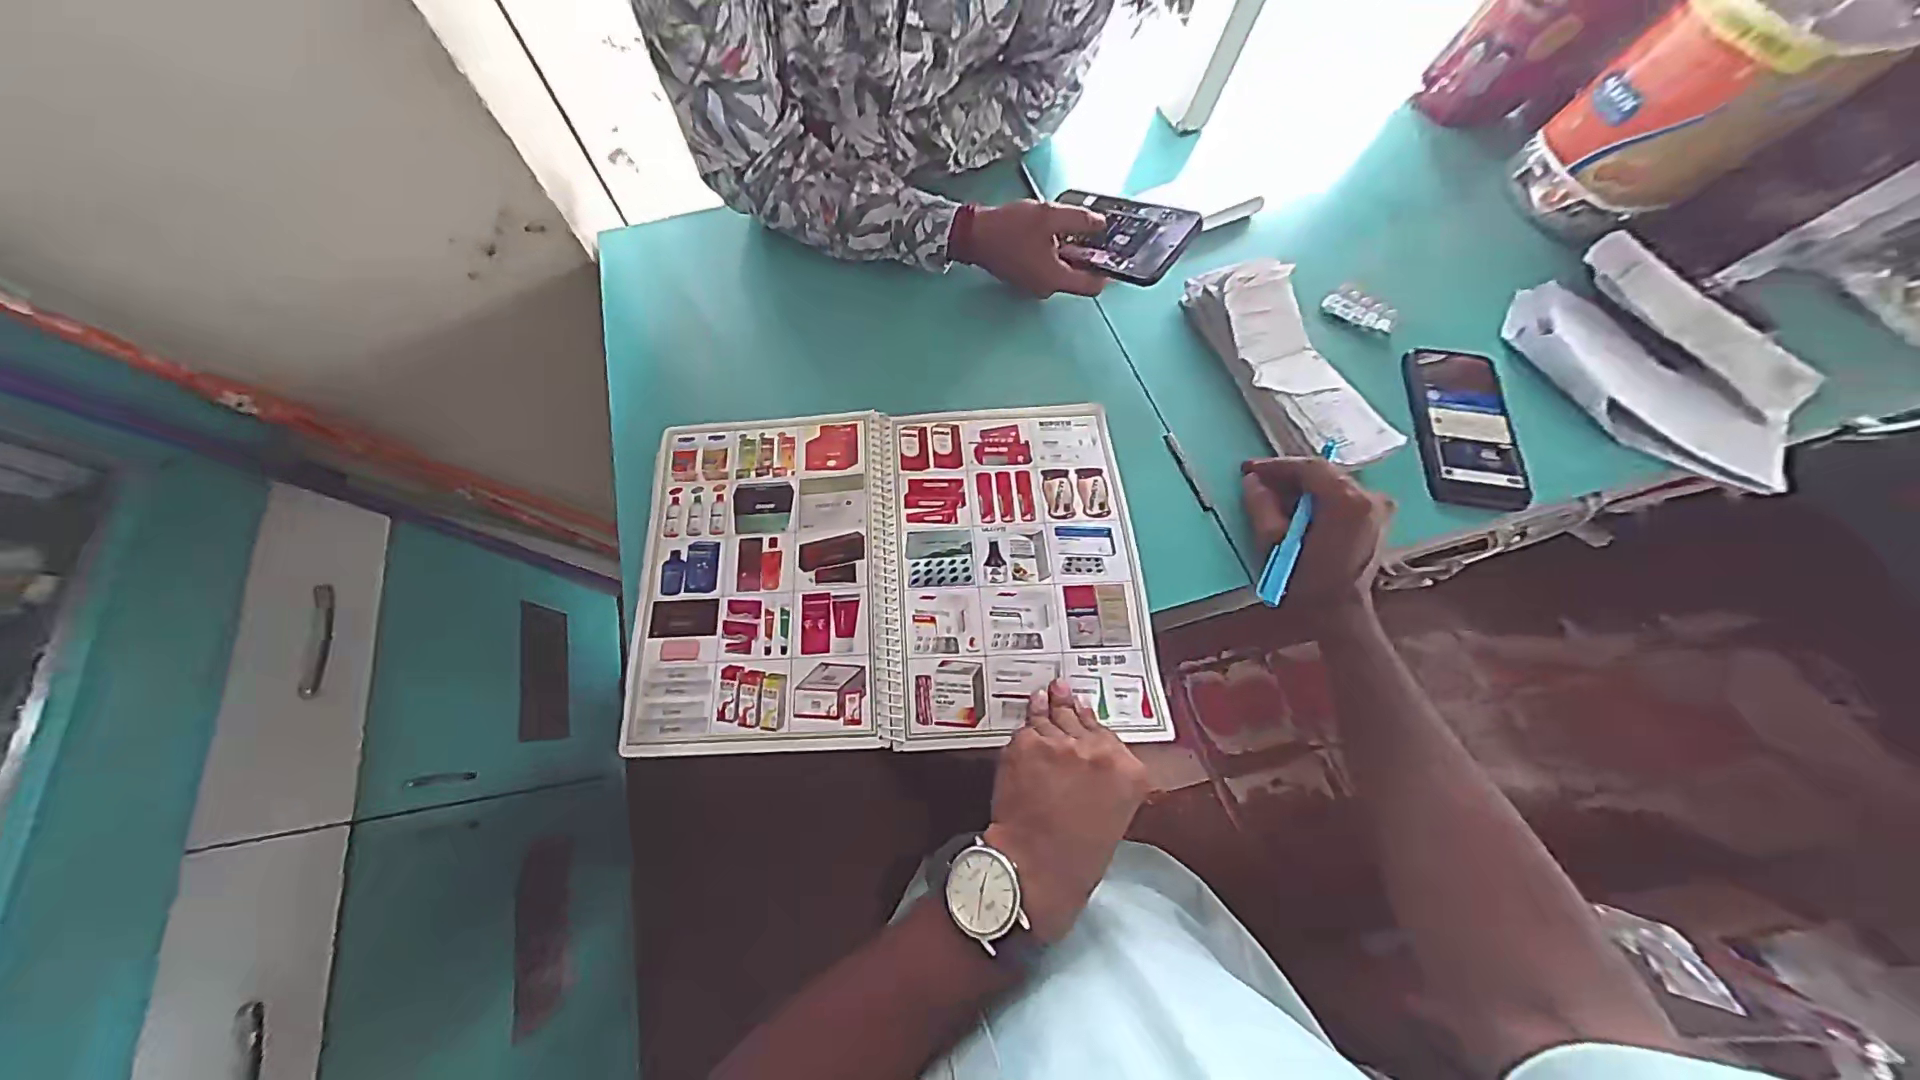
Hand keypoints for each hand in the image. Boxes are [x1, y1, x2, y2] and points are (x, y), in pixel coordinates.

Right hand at [963, 201, 1107, 298]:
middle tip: (1093, 231)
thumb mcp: (1050, 216)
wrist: (973, 234)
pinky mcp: (1024, 277)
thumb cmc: (1010, 227)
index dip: (1107, 271)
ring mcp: (1033, 285)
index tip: (1113, 253)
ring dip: (1069, 252)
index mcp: (1055, 279)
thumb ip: (1081, 220)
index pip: (1093, 286)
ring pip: (1062, 271)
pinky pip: (1047, 268)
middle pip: (1077, 277)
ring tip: (1069, 227)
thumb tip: (1101, 224)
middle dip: (1087, 255)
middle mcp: (1046, 288)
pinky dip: (1054, 254)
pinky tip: (1051, 233)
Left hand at [984, 679, 1148, 942]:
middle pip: (1082, 719)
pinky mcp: (1029, 743)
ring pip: (1053, 716)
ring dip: (1049, 706)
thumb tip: (1092, 758)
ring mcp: (1062, 744)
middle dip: (1072, 707)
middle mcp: (1099, 752)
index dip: (1094, 723)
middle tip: (1064, 690)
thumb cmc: (1077, 854)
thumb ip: (1108, 778)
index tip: (1087, 710)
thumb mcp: (1113, 813)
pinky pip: (1028, 727)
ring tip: (1049, 692)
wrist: (1037, 865)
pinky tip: (1031, 710)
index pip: (1110, 735)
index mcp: (1129, 772)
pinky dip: (1028, 723)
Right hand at [1241, 457, 1393, 620]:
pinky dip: (1318, 498)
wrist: (1338, 614)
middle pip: (1324, 473)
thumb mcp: (1274, 543)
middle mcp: (1369, 498)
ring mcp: (1377, 508)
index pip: (1309, 467)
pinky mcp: (1375, 519)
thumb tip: (1253, 481)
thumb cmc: (1304, 582)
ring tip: (1274, 495)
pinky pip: (1342, 496)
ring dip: (1303, 487)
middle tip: (1258, 481)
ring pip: (1332, 484)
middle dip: (1289, 476)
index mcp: (1347, 501)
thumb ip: (1262, 506)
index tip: (1249, 469)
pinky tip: (1297, 508)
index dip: (1276, 465)